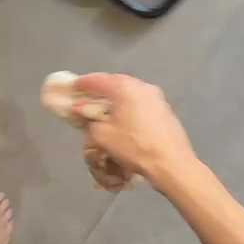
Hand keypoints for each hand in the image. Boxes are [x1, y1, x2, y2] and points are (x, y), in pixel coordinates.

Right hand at [75, 73, 201, 188]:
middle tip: (86, 97)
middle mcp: (141, 85)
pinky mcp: (164, 108)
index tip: (71, 88)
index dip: (82, 83)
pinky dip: (128, 104)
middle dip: (99, 89)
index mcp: (125, 87)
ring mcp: (156, 96)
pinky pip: (140, 101)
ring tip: (104, 108)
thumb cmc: (135, 147)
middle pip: (115, 82)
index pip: (97, 79)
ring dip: (115, 97)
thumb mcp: (103, 136)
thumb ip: (88, 121)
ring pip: (129, 91)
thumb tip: (81, 114)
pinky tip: (124, 117)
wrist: (172, 163)